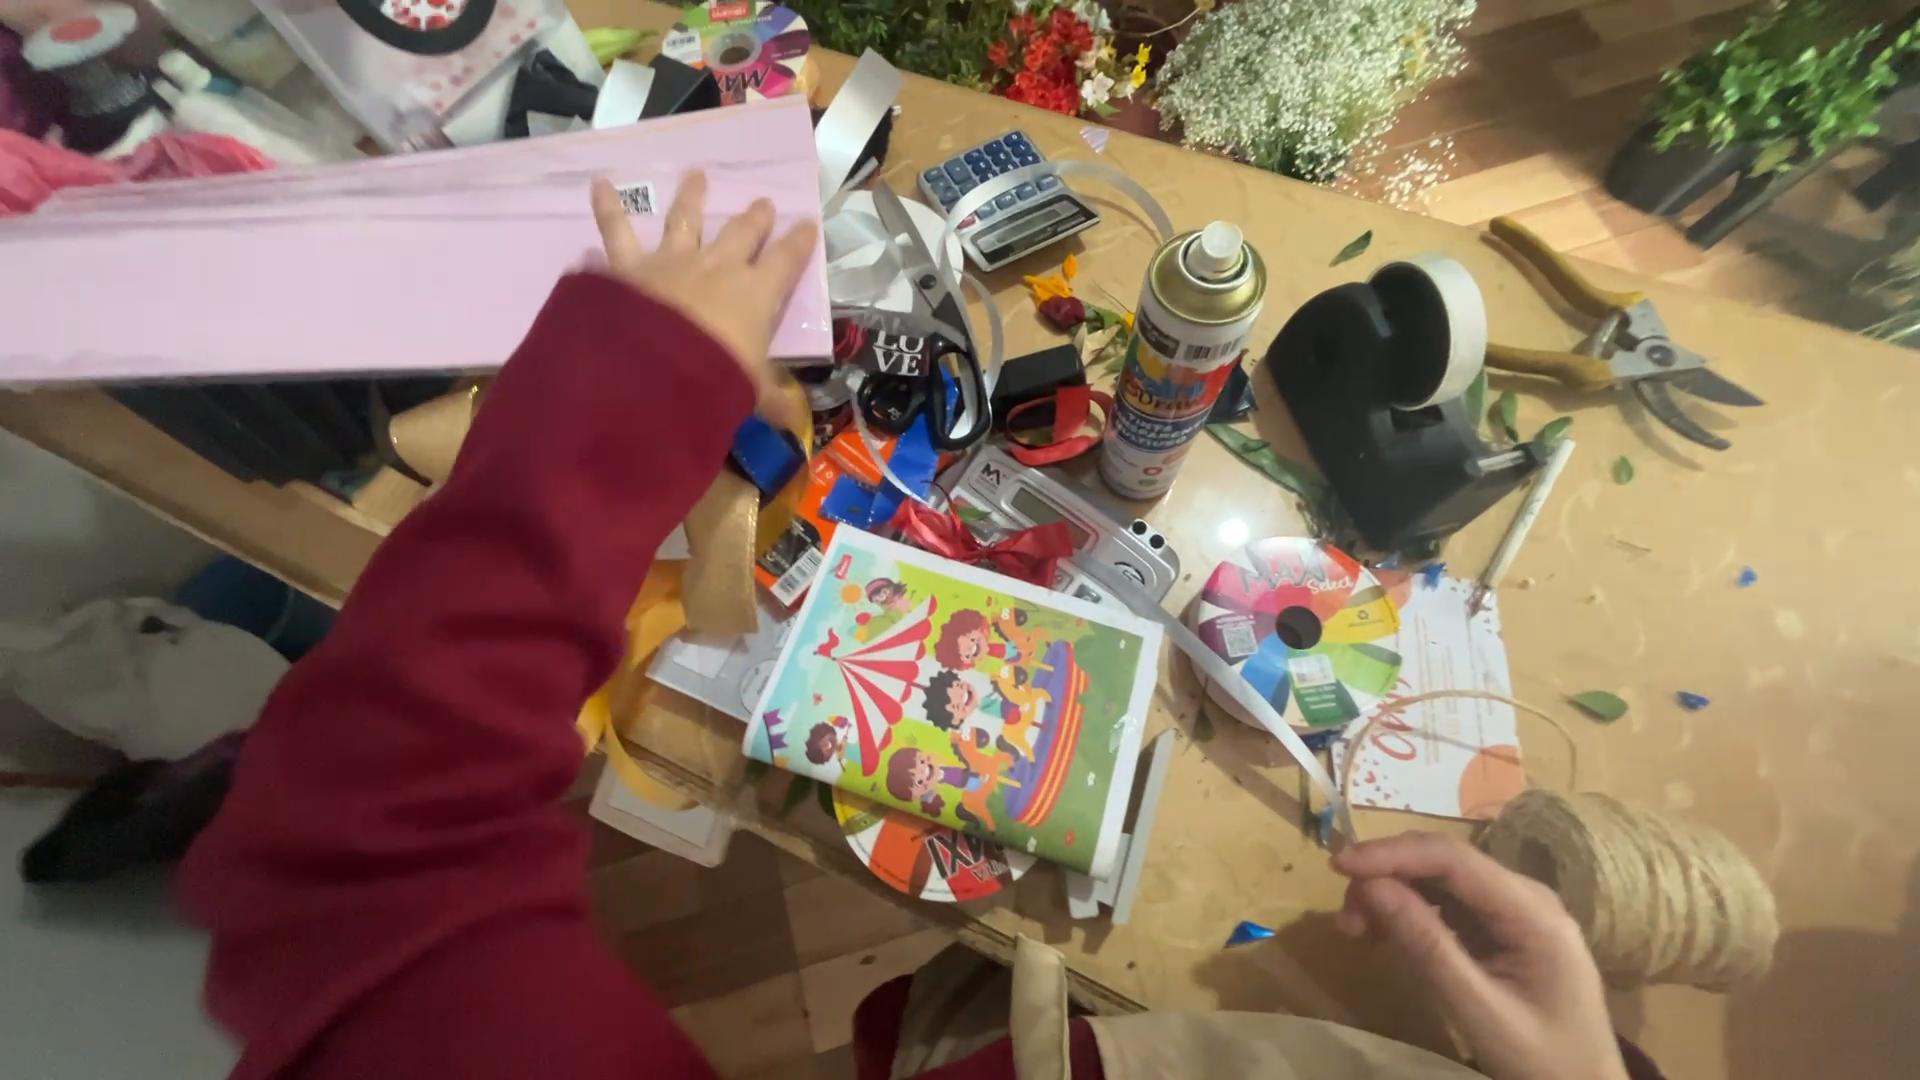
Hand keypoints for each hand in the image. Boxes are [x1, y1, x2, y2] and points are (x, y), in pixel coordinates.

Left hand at [589, 172, 814, 430]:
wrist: (657, 370)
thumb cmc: (717, 377)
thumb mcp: (753, 393)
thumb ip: (773, 402)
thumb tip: (794, 426)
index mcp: (756, 295)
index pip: (786, 262)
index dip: (800, 242)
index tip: (808, 223)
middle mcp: (719, 268)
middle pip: (742, 233)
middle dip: (755, 218)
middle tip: (763, 202)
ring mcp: (674, 262)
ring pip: (686, 220)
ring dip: (692, 197)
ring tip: (697, 176)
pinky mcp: (632, 267)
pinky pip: (617, 232)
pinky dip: (607, 208)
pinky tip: (599, 186)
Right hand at [1331, 832, 1627, 1079]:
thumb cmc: (1541, 1062)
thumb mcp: (1479, 1012)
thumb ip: (1427, 946)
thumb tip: (1369, 886)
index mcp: (1535, 914)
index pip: (1451, 858)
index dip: (1390, 854)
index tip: (1337, 865)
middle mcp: (1524, 895)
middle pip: (1438, 860)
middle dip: (1383, 875)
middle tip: (1343, 912)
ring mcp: (1511, 906)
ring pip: (1432, 875)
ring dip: (1388, 892)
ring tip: (1355, 928)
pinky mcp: (1496, 921)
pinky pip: (1439, 897)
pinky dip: (1403, 907)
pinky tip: (1379, 929)